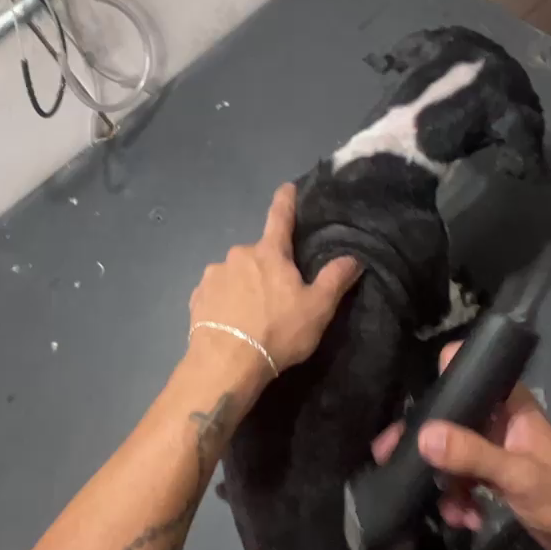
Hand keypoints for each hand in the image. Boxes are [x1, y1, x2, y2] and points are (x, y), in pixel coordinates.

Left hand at [189, 184, 362, 372]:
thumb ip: (335, 280)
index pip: (280, 217)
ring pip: (236, 274)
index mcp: (269, 253)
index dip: (286, 200)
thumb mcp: (317, 309)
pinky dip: (225, 302)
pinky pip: (217, 293)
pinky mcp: (197, 296)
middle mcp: (238, 254)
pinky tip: (232, 323)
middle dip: (267, 269)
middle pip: (259, 255)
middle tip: (278, 298)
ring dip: (245, 286)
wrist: (226, 363)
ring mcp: (213, 274)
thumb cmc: (277, 332)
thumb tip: (353, 256)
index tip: (287, 186)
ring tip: (253, 317)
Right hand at [372, 341, 550, 549]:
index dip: (440, 378)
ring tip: (450, 509)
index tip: (416, 406)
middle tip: (395, 457)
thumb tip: (423, 436)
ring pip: (449, 449)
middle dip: (425, 441)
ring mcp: (492, 446)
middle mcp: (496, 418)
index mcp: (508, 403)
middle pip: (448, 414)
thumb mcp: (519, 476)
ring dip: (443, 480)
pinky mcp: (491, 474)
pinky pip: (459, 476)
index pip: (468, 369)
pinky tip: (465, 519)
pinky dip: (456, 497)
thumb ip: (472, 455)